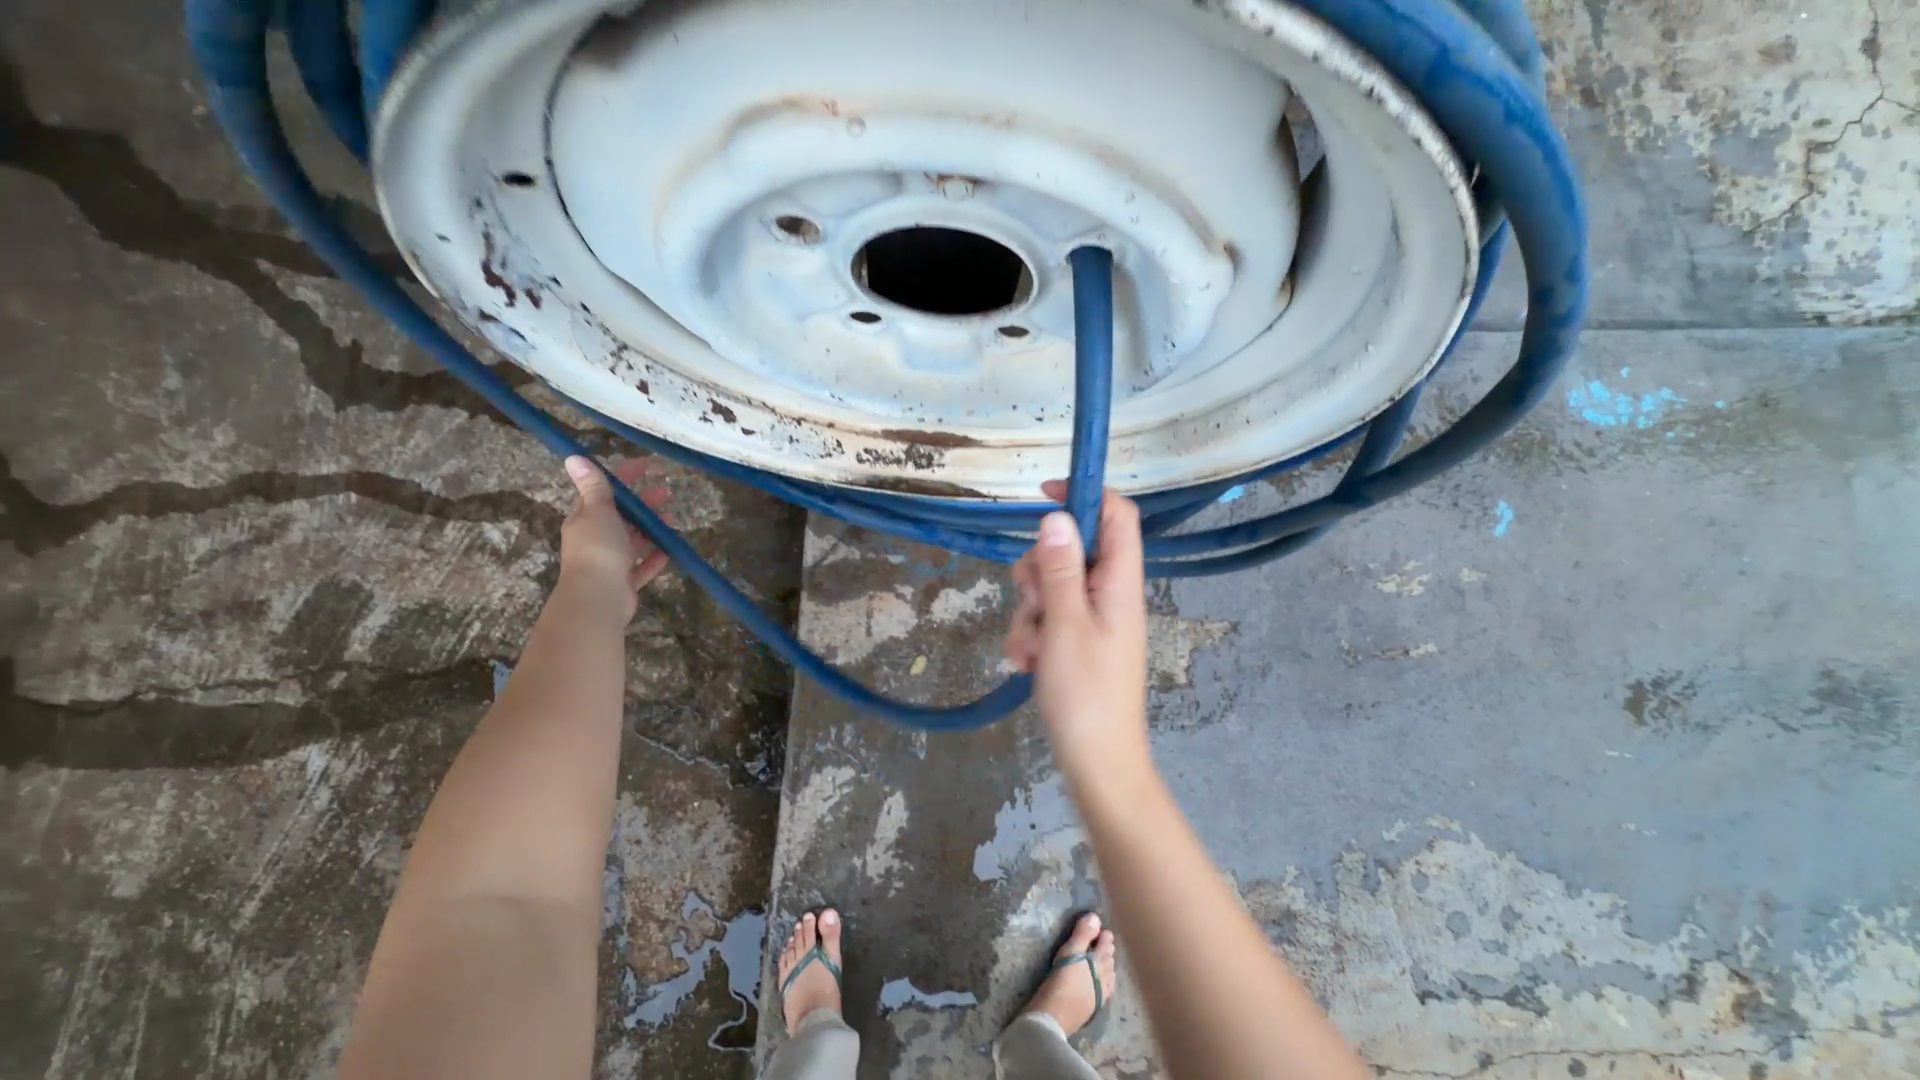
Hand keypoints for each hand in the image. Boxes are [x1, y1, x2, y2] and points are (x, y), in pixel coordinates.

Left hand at [559, 456, 671, 620]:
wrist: (598, 596)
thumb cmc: (598, 548)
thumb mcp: (598, 510)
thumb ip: (593, 486)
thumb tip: (573, 456)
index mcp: (585, 518)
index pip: (605, 489)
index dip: (626, 475)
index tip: (649, 466)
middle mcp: (595, 538)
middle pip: (622, 516)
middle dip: (644, 503)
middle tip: (666, 494)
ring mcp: (609, 562)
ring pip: (634, 540)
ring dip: (652, 529)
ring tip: (673, 522)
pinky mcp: (623, 582)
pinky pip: (642, 567)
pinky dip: (654, 558)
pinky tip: (669, 551)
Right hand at [1004, 481, 1150, 779]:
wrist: (1097, 764)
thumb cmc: (1086, 695)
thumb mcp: (1065, 626)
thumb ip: (1060, 569)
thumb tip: (1058, 515)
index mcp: (1120, 583)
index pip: (1116, 515)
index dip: (1084, 494)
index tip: (1041, 495)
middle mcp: (1110, 595)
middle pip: (1072, 550)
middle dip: (1038, 570)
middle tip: (1030, 599)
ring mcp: (1094, 621)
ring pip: (1051, 587)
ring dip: (1029, 612)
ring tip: (1028, 649)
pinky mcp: (1078, 644)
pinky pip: (1048, 620)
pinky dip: (1032, 635)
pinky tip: (1026, 663)